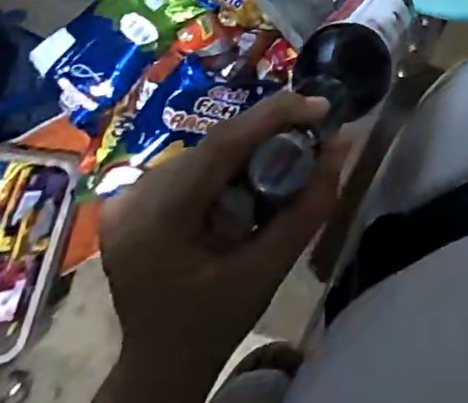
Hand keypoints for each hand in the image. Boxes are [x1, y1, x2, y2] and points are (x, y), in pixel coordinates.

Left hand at [98, 91, 351, 401]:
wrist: (159, 362)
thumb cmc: (214, 325)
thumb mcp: (267, 273)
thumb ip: (308, 207)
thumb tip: (342, 143)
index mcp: (157, 222)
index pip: (219, 146)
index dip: (273, 116)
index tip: (320, 106)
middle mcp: (132, 197)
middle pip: (214, 145)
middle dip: (268, 134)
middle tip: (313, 135)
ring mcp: (126, 194)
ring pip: (206, 149)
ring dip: (249, 149)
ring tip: (283, 165)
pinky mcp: (131, 194)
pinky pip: (193, 161)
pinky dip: (227, 164)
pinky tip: (245, 185)